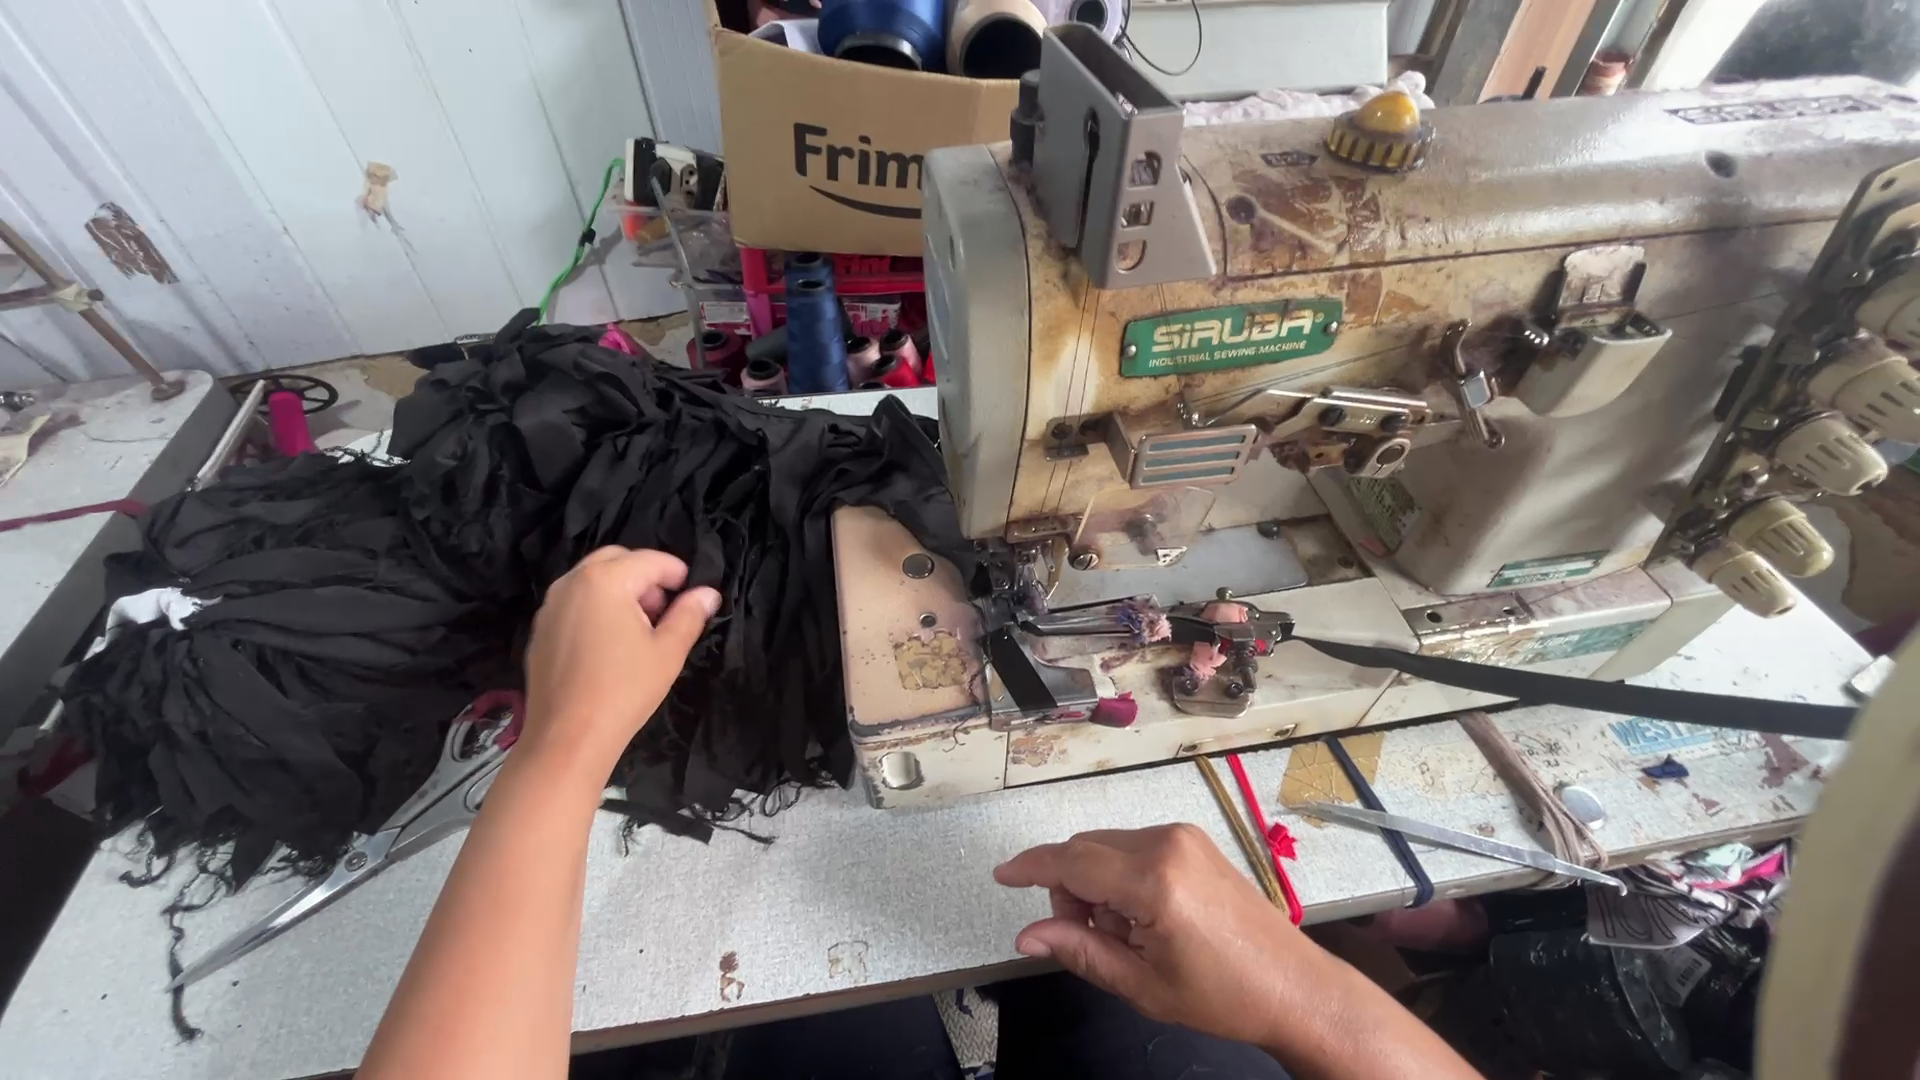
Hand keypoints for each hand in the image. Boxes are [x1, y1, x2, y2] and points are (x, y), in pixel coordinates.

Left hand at [523, 547, 720, 765]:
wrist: (568, 737)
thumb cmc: (624, 690)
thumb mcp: (669, 651)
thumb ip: (690, 614)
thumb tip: (707, 593)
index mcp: (605, 581)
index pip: (651, 560)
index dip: (678, 574)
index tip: (692, 598)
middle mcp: (572, 583)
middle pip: (617, 559)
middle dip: (645, 576)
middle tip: (664, 611)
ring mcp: (550, 606)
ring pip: (592, 579)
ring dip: (620, 589)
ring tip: (639, 629)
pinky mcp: (540, 629)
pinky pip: (575, 602)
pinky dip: (597, 607)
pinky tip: (610, 645)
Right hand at [993, 824, 1327, 1048]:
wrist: (1294, 986)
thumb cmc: (1220, 996)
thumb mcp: (1142, 986)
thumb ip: (1079, 952)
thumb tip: (1026, 937)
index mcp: (1153, 880)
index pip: (1072, 861)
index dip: (1031, 867)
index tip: (1002, 875)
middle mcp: (1165, 842)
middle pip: (1085, 849)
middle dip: (1069, 887)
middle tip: (1086, 936)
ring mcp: (1181, 835)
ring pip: (1106, 845)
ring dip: (1095, 881)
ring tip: (1124, 932)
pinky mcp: (1191, 838)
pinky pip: (1131, 845)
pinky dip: (1119, 873)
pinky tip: (1142, 913)